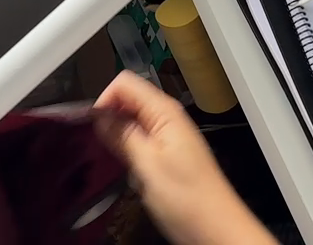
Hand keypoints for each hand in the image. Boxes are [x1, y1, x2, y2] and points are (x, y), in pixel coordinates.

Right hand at [92, 72, 275, 244]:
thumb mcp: (148, 166)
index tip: (93, 127)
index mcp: (163, 110)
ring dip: (121, 139)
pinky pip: (141, 139)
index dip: (105, 100)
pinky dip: (131, 152)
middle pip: (128, 100)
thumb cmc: (186, 198)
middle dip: (111, 120)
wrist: (219, 231)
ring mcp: (169, 134)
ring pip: (133, 121)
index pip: (124, 83)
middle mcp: (166, 116)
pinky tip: (133, 174)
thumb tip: (99, 115)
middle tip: (103, 149)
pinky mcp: (169, 152)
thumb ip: (122, 135)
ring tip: (119, 164)